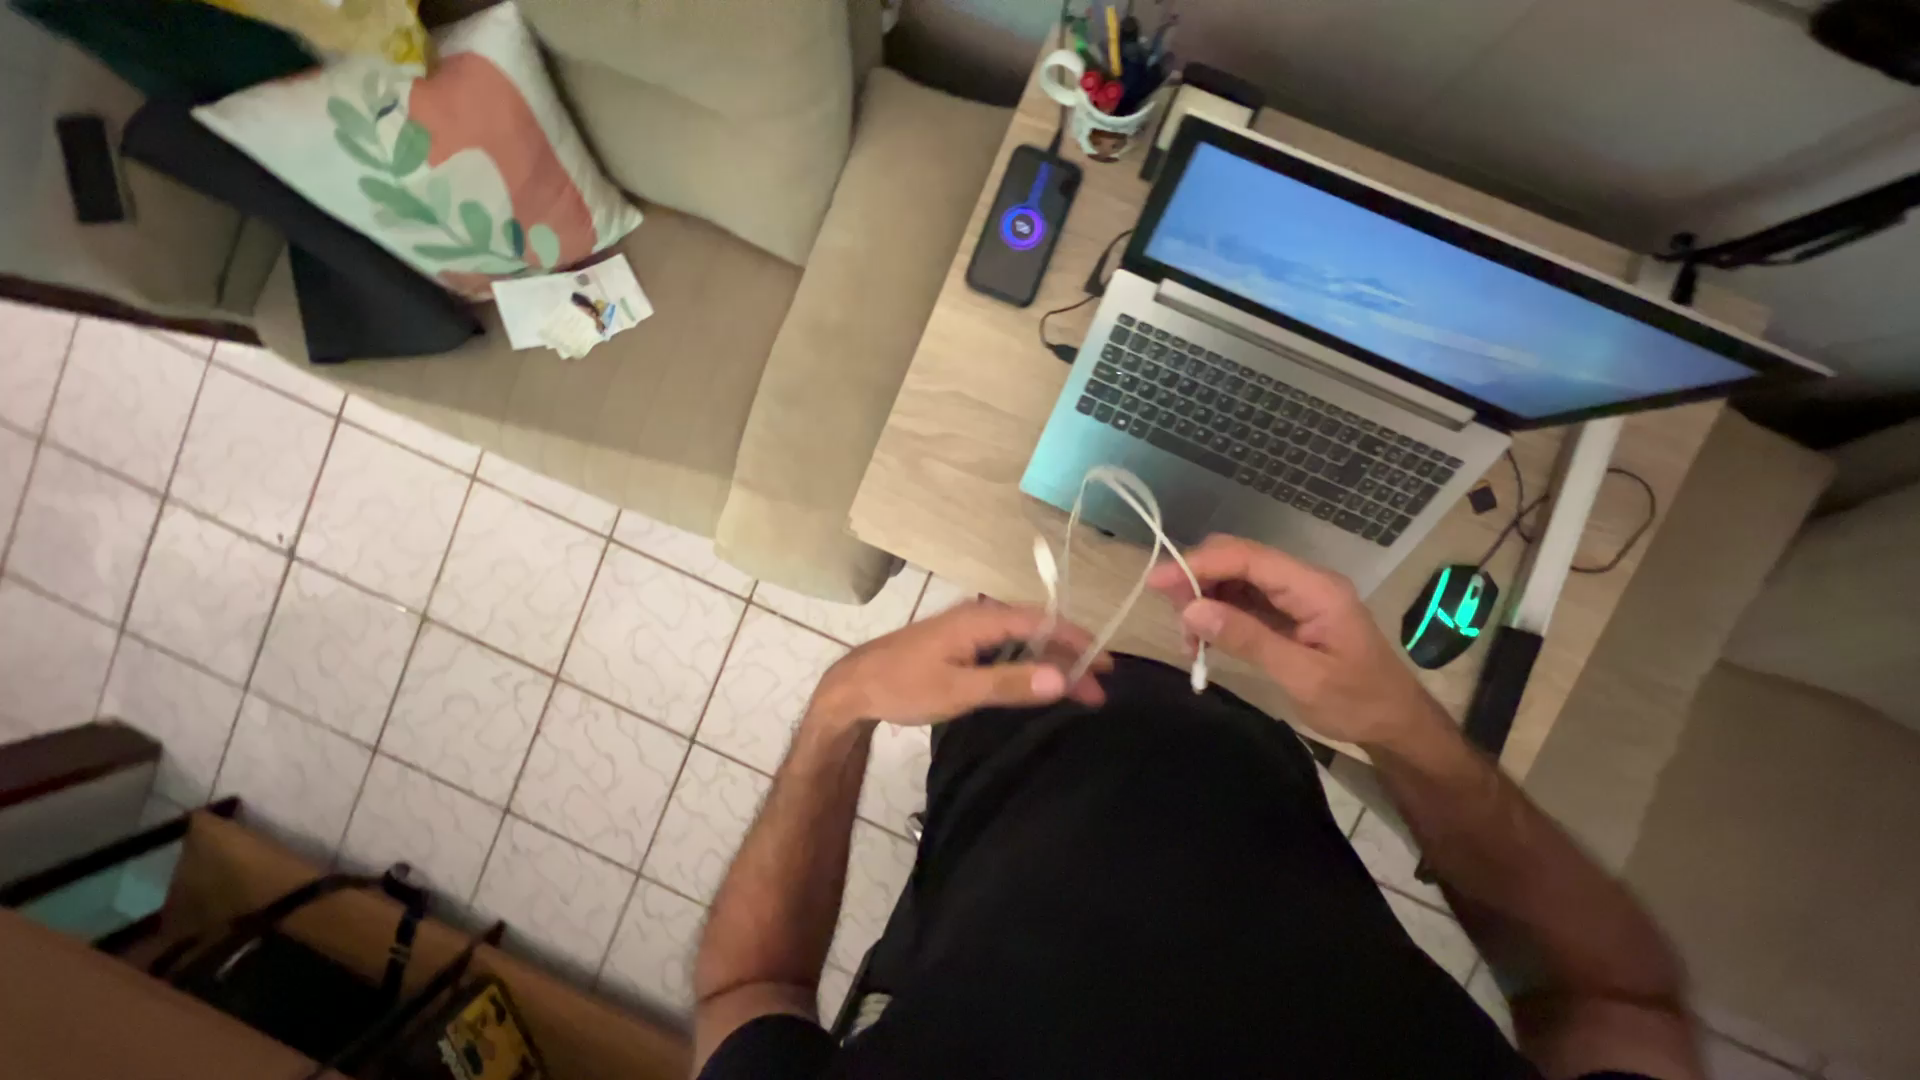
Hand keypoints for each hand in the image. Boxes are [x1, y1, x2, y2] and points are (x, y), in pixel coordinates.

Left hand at [808, 600, 1110, 728]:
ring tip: (1079, 689)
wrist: (855, 687)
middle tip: (1099, 687)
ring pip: (1022, 640)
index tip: (1107, 664)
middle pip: (1036, 629)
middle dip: (1070, 655)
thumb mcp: (958, 690)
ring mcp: (969, 629)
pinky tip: (1040, 681)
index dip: (1077, 640)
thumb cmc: (903, 686)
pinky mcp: (961, 644)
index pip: (1042, 621)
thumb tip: (1062, 678)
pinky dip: (1029, 663)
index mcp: (980, 619)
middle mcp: (978, 616)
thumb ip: (1010, 684)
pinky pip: (1006, 648)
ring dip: (1051, 662)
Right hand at [1147, 534, 1445, 747]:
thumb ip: (1248, 639)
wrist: (1397, 725)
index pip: (1247, 557)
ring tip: (1187, 637)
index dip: (1198, 563)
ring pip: (1236, 578)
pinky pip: (1244, 600)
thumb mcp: (1303, 677)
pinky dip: (1218, 613)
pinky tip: (1204, 638)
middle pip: (1238, 559)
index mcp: (1314, 588)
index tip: (1157, 582)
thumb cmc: (1358, 703)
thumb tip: (1191, 610)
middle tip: (1169, 614)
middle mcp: (1304, 582)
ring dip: (1204, 598)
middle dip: (1197, 578)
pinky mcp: (1288, 613)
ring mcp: (1296, 596)